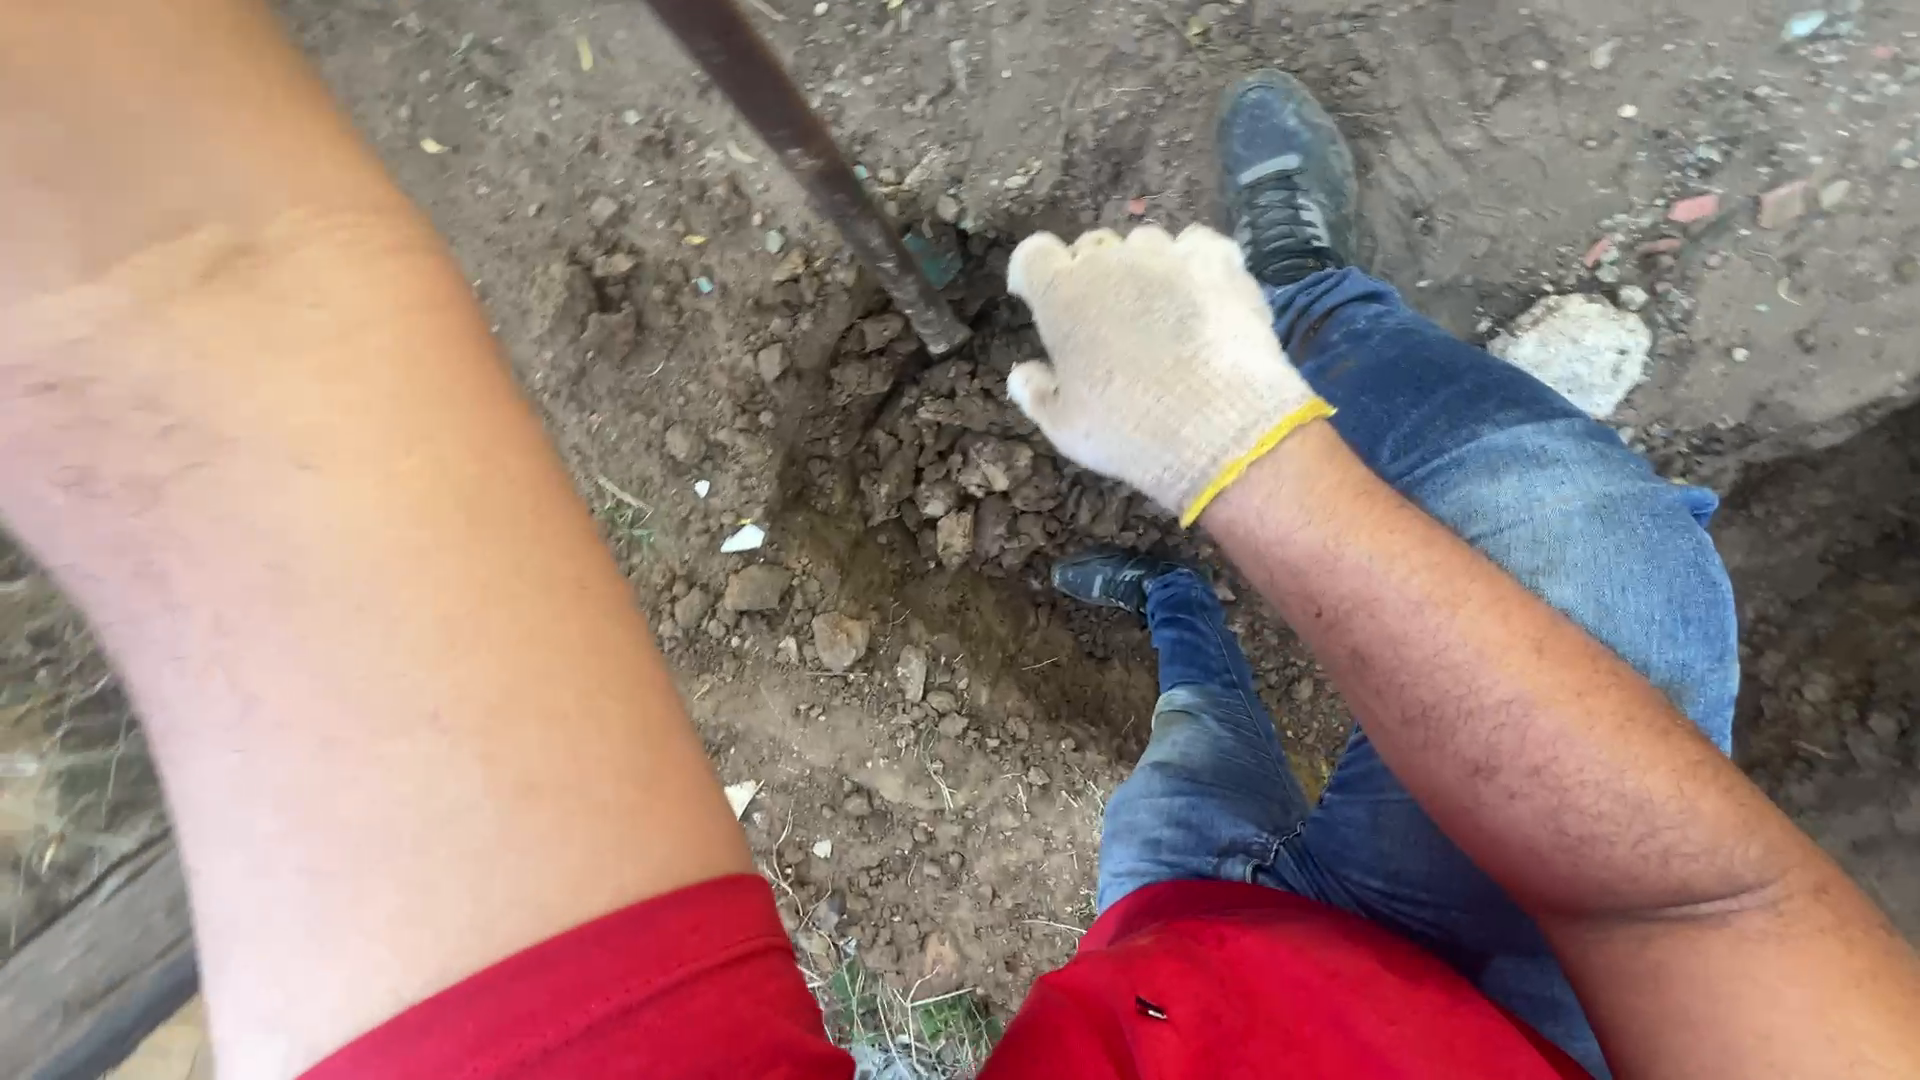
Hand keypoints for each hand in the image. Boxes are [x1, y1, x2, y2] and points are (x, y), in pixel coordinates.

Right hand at [1005, 225, 1332, 524]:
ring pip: (1142, 245)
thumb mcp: (1063, 427)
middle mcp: (1111, 262)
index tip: (1036, 297)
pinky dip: (1189, 264)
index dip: (1031, 275)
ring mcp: (1169, 256)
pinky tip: (1196, 295)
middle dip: (1086, 275)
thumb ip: (1036, 393)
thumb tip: (1022, 374)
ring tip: (1154, 311)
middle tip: (1100, 321)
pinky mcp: (1220, 263)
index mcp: (1062, 296)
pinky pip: (1195, 246)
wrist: (1217, 428)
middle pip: (1088, 248)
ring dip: (1138, 270)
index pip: (1032, 256)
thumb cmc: (1126, 430)